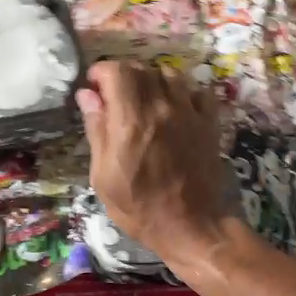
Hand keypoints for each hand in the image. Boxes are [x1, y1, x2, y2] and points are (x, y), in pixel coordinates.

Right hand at [76, 60, 228, 264]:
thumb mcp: (103, 176)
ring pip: (169, 73)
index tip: (93, 87)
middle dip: (123, 75)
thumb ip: (97, 130)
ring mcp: (189, 112)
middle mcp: (161, 108)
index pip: (116, 71)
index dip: (100, 72)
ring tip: (144, 99)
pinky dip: (182, 91)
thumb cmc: (140, 207)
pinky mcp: (208, 123)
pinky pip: (197, 90)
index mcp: (130, 121)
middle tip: (114, 96)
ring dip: (151, 80)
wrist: (192, 226)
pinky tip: (174, 107)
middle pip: (141, 68)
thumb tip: (87, 96)